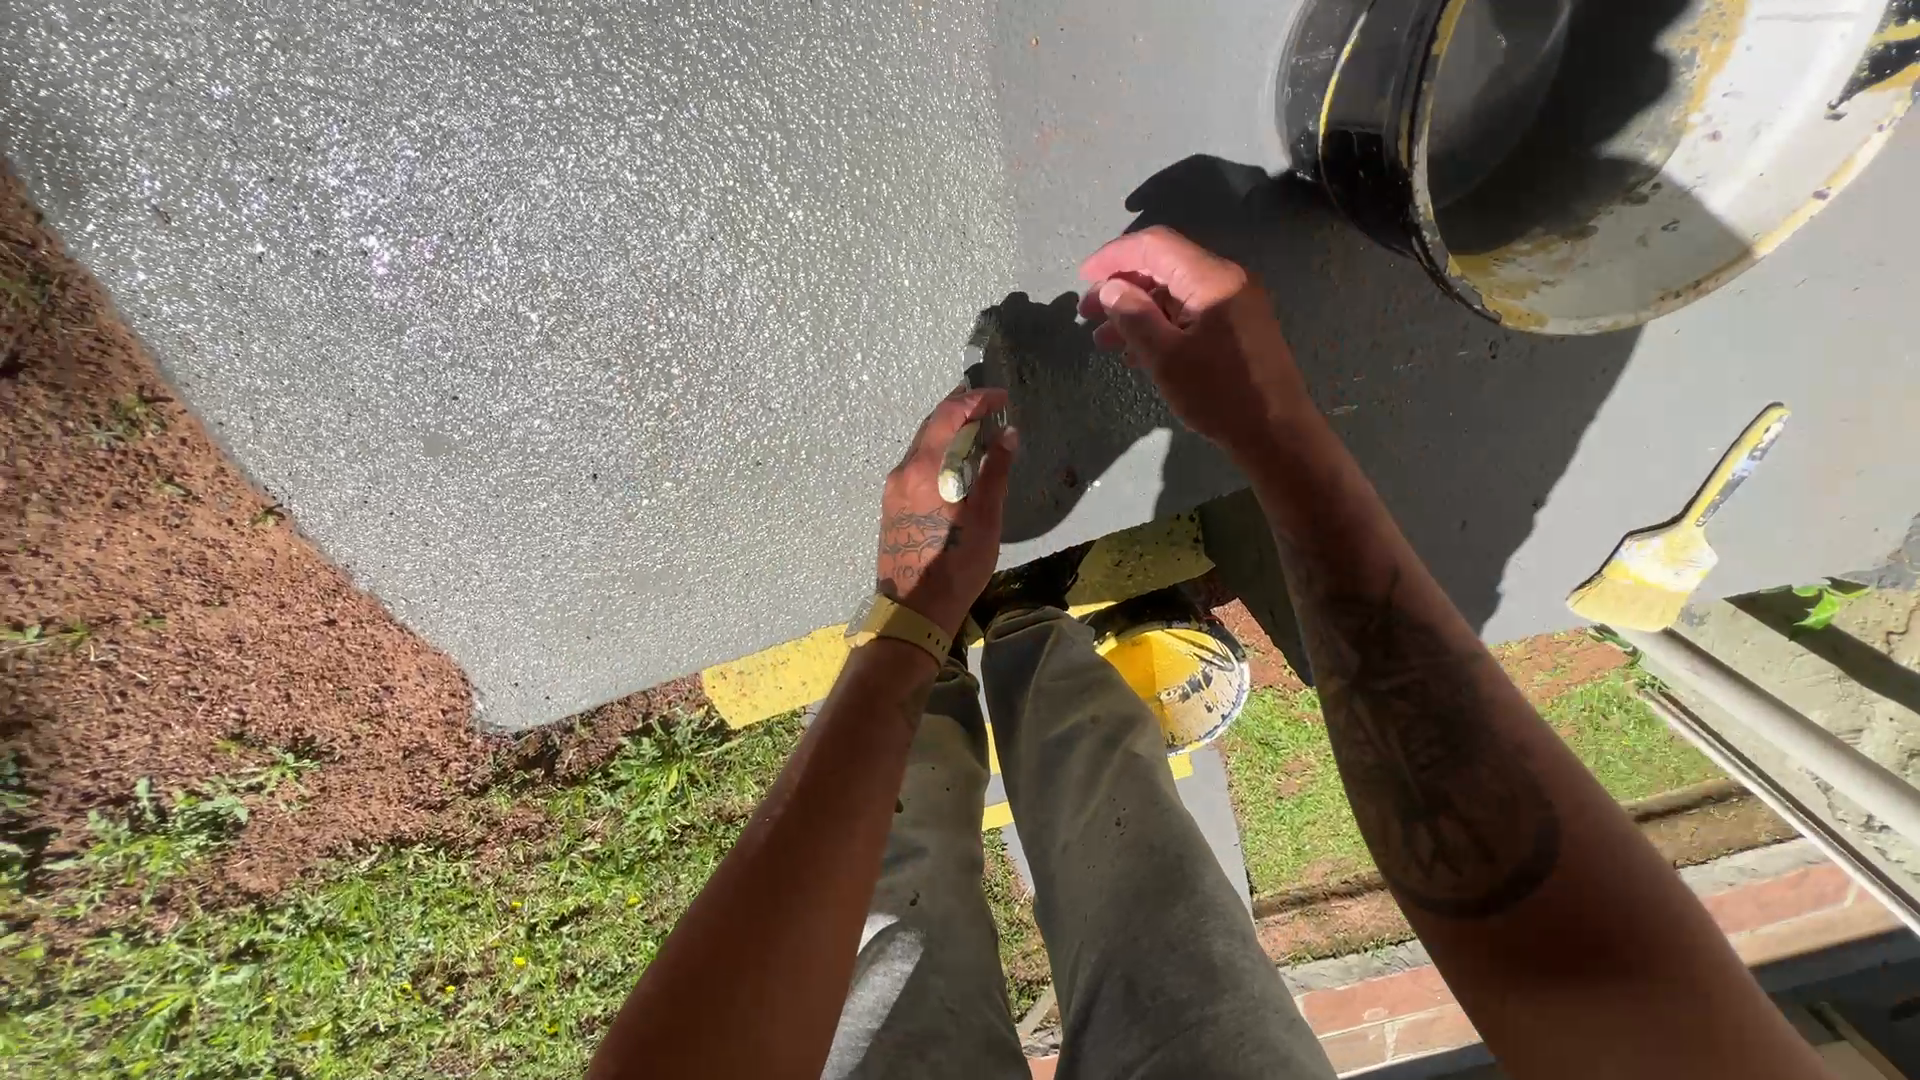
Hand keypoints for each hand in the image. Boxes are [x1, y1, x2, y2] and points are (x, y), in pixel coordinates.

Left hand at [875, 388, 1019, 639]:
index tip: (1001, 398)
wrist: (914, 610)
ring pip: (921, 447)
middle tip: (989, 406)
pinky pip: (916, 466)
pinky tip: (955, 463)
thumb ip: (995, 472)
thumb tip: (1008, 435)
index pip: (948, 416)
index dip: (976, 400)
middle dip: (960, 411)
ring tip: (978, 431)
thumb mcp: (985, 518)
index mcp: (923, 469)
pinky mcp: (892, 507)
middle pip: (930, 427)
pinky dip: (938, 454)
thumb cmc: (955, 564)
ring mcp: (893, 490)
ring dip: (949, 433)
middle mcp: (902, 472)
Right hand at [1079, 226, 1312, 455]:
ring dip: (1136, 310)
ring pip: (1174, 294)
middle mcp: (1225, 281)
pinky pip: (1189, 314)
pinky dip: (1159, 325)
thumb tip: (1111, 289)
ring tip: (1104, 340)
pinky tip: (1136, 351)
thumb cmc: (1218, 394)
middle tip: (1087, 314)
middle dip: (1121, 286)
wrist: (1275, 432)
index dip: (1114, 257)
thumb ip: (1134, 317)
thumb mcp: (1166, 357)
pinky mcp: (1235, 327)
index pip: (1155, 246)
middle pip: (1164, 267)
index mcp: (1211, 279)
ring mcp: (1233, 304)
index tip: (1083, 277)